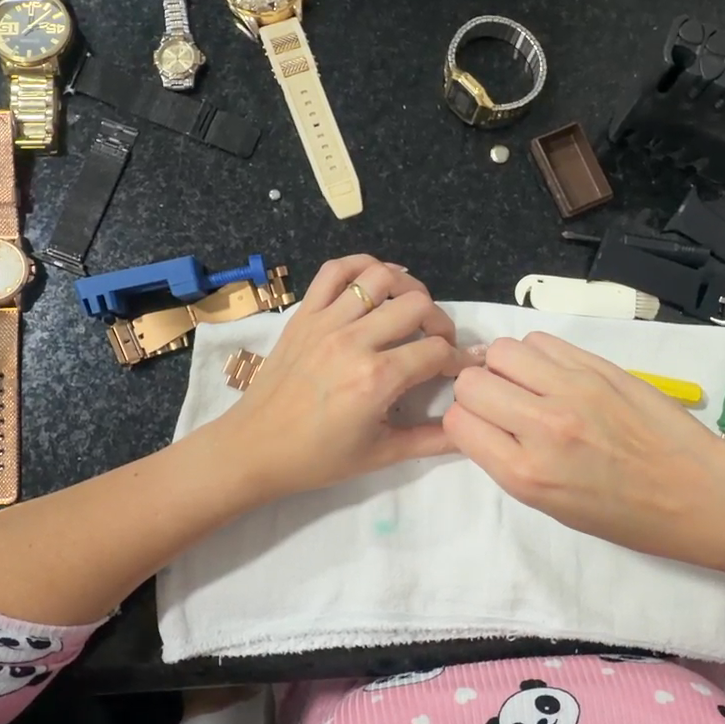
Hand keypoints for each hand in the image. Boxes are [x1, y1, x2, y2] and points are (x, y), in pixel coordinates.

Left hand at [208, 255, 469, 496]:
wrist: (254, 449)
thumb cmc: (317, 458)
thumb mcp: (381, 455)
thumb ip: (432, 441)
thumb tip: (470, 428)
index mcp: (376, 379)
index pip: (436, 352)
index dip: (459, 360)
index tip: (462, 369)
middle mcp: (354, 341)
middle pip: (418, 306)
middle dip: (441, 323)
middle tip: (438, 343)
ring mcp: (326, 322)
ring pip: (380, 277)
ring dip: (408, 288)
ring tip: (412, 310)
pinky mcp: (304, 314)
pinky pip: (335, 270)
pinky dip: (361, 265)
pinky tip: (376, 282)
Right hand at [443, 332, 724, 566]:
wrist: (703, 499)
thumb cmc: (628, 518)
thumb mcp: (553, 507)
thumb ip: (510, 461)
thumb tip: (484, 422)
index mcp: (526, 474)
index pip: (458, 421)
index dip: (466, 423)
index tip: (483, 429)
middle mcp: (543, 426)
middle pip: (472, 381)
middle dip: (478, 392)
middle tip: (504, 407)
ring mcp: (574, 390)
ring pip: (503, 351)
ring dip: (506, 368)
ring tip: (530, 387)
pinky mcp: (601, 367)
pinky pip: (543, 341)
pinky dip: (538, 355)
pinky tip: (557, 377)